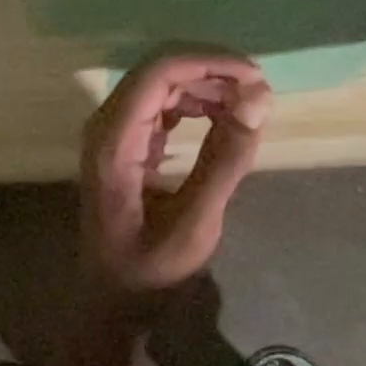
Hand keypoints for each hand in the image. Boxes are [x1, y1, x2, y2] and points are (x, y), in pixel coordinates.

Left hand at [80, 53, 269, 297]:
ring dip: (206, 84)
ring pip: (160, 82)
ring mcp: (112, 132)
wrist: (111, 303)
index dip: (209, 63)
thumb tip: (259, 97)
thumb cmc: (150, 272)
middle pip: (159, 70)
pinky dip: (194, 102)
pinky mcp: (124, 142)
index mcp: (114, 142)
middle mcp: (106, 126)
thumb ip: (226, 159)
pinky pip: (160, 104)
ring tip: (248, 106)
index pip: (158, 73)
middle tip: (260, 93)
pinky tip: (222, 117)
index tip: (257, 78)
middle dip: (212, 70)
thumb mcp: (196, 223)